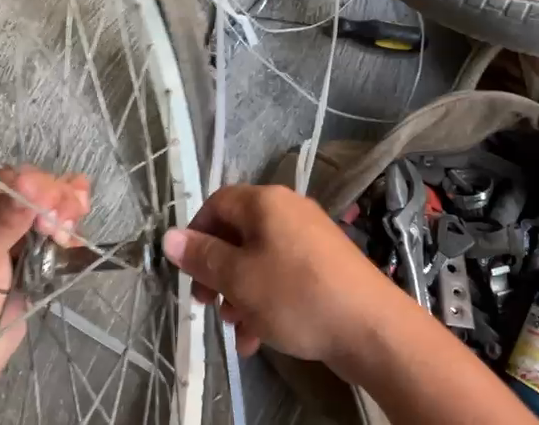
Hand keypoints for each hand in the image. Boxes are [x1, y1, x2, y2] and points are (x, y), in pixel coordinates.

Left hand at [0, 166, 89, 422]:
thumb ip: (5, 221)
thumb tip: (32, 180)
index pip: (17, 180)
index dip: (40, 191)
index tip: (52, 216)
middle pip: (40, 190)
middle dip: (59, 202)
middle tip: (66, 227)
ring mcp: (17, 234)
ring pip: (53, 207)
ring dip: (69, 213)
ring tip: (71, 233)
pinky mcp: (34, 256)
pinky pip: (58, 233)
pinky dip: (71, 231)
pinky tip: (76, 237)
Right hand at [160, 184, 412, 365]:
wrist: (370, 326)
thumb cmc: (296, 295)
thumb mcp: (240, 279)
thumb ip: (203, 258)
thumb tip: (169, 237)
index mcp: (265, 202)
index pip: (217, 203)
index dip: (196, 234)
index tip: (188, 271)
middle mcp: (288, 209)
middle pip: (238, 232)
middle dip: (218, 271)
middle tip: (207, 304)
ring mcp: (309, 236)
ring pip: (259, 258)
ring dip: (240, 292)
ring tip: (237, 327)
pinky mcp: (324, 264)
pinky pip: (283, 275)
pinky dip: (266, 300)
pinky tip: (259, 337)